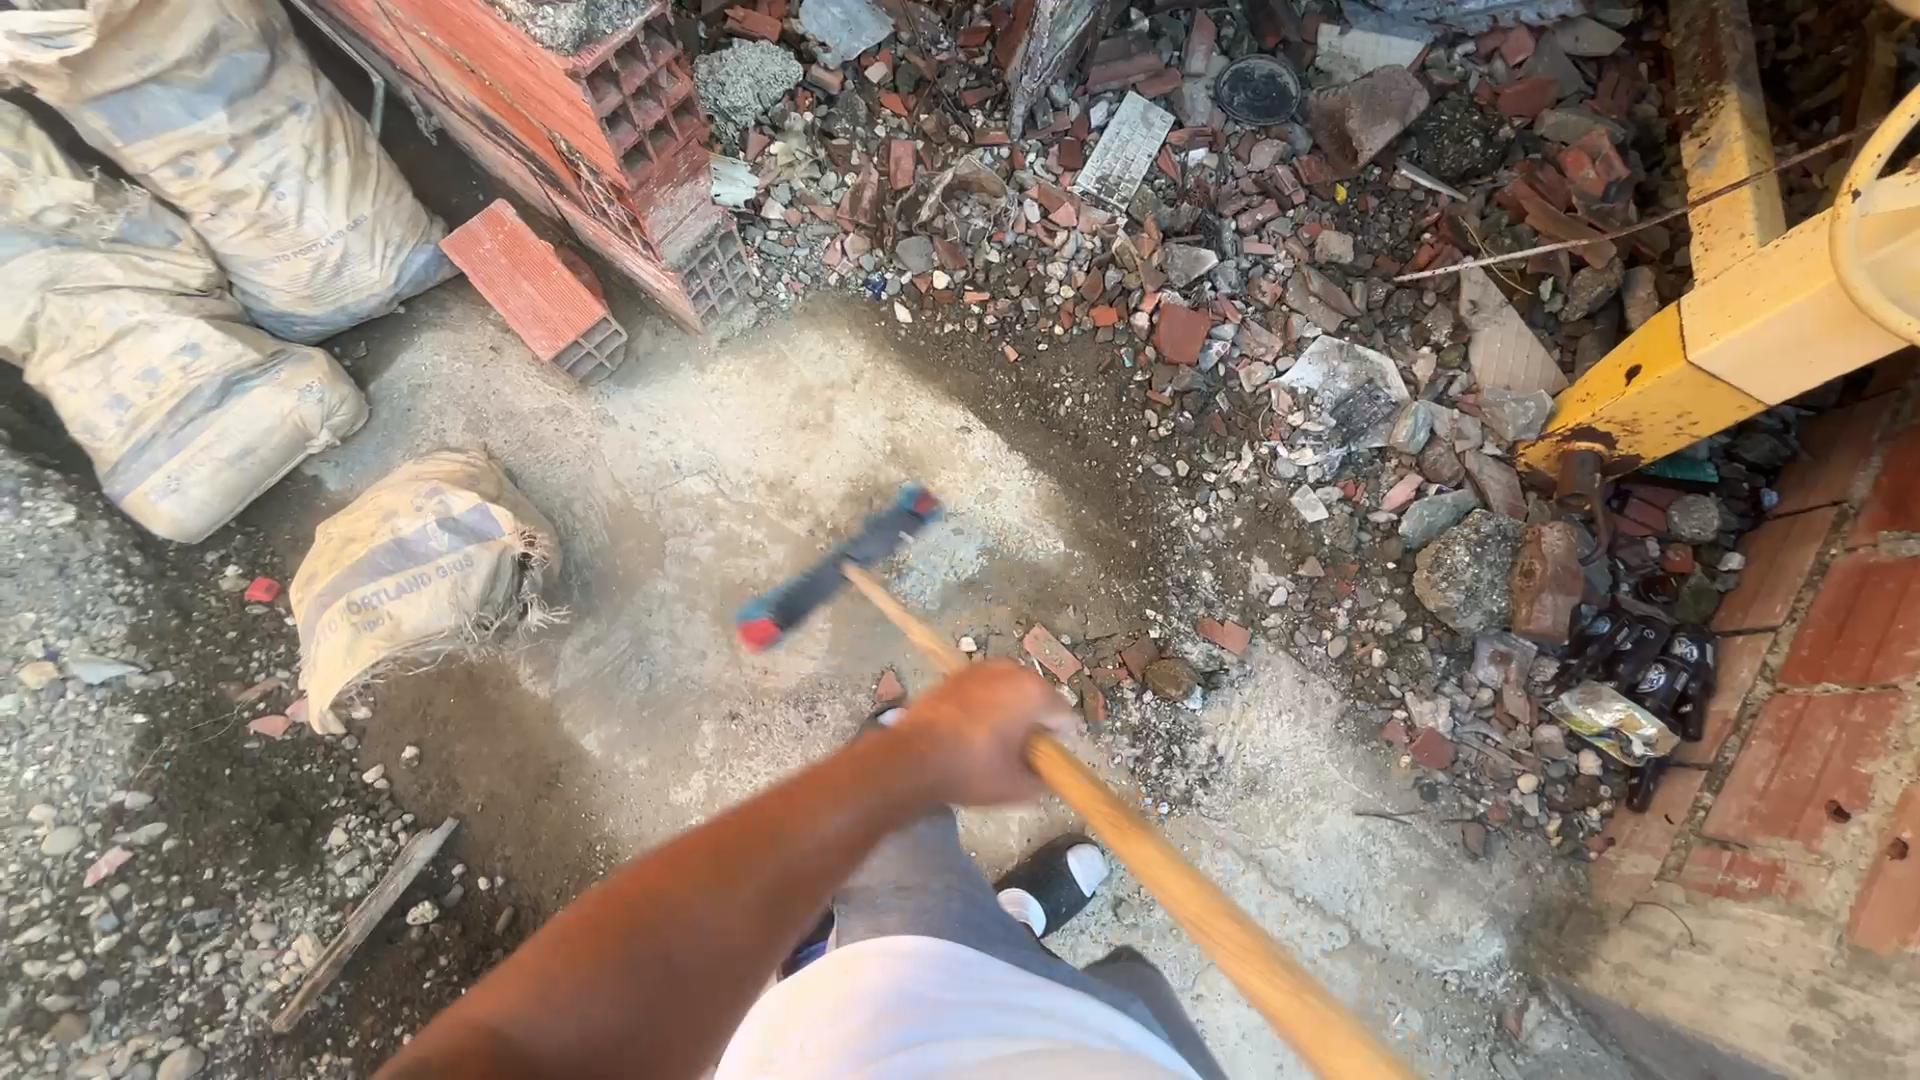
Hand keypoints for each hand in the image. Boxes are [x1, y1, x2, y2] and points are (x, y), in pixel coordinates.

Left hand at [886, 660, 1074, 805]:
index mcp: (1034, 692)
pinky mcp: (956, 674)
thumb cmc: (971, 769)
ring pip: (1009, 689)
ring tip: (995, 740)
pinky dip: (985, 704)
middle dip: (1034, 721)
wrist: (912, 757)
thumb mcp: (1016, 787)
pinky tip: (971, 729)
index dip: (1059, 741)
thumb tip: (1044, 777)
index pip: (1064, 716)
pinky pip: (984, 688)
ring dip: (1009, 709)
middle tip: (1021, 752)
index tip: (1046, 760)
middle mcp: (1011, 670)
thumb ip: (1042, 782)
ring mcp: (981, 668)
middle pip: (1037, 697)